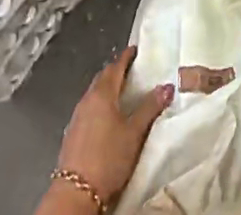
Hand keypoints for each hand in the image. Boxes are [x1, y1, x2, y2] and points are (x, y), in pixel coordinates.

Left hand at [56, 45, 172, 203]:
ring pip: (94, 92)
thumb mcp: (134, 133)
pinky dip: (99, 103)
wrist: (76, 190)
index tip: (134, 49)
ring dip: (107, 87)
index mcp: (102, 94)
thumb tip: (167, 86)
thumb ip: (150, 108)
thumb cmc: (109, 157)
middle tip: (130, 69)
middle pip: (102, 78)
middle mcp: (87, 99)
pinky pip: (88, 107)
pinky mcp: (73, 131)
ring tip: (121, 90)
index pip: (115, 67)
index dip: (125, 57)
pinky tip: (106, 114)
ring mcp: (77, 115)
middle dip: (115, 70)